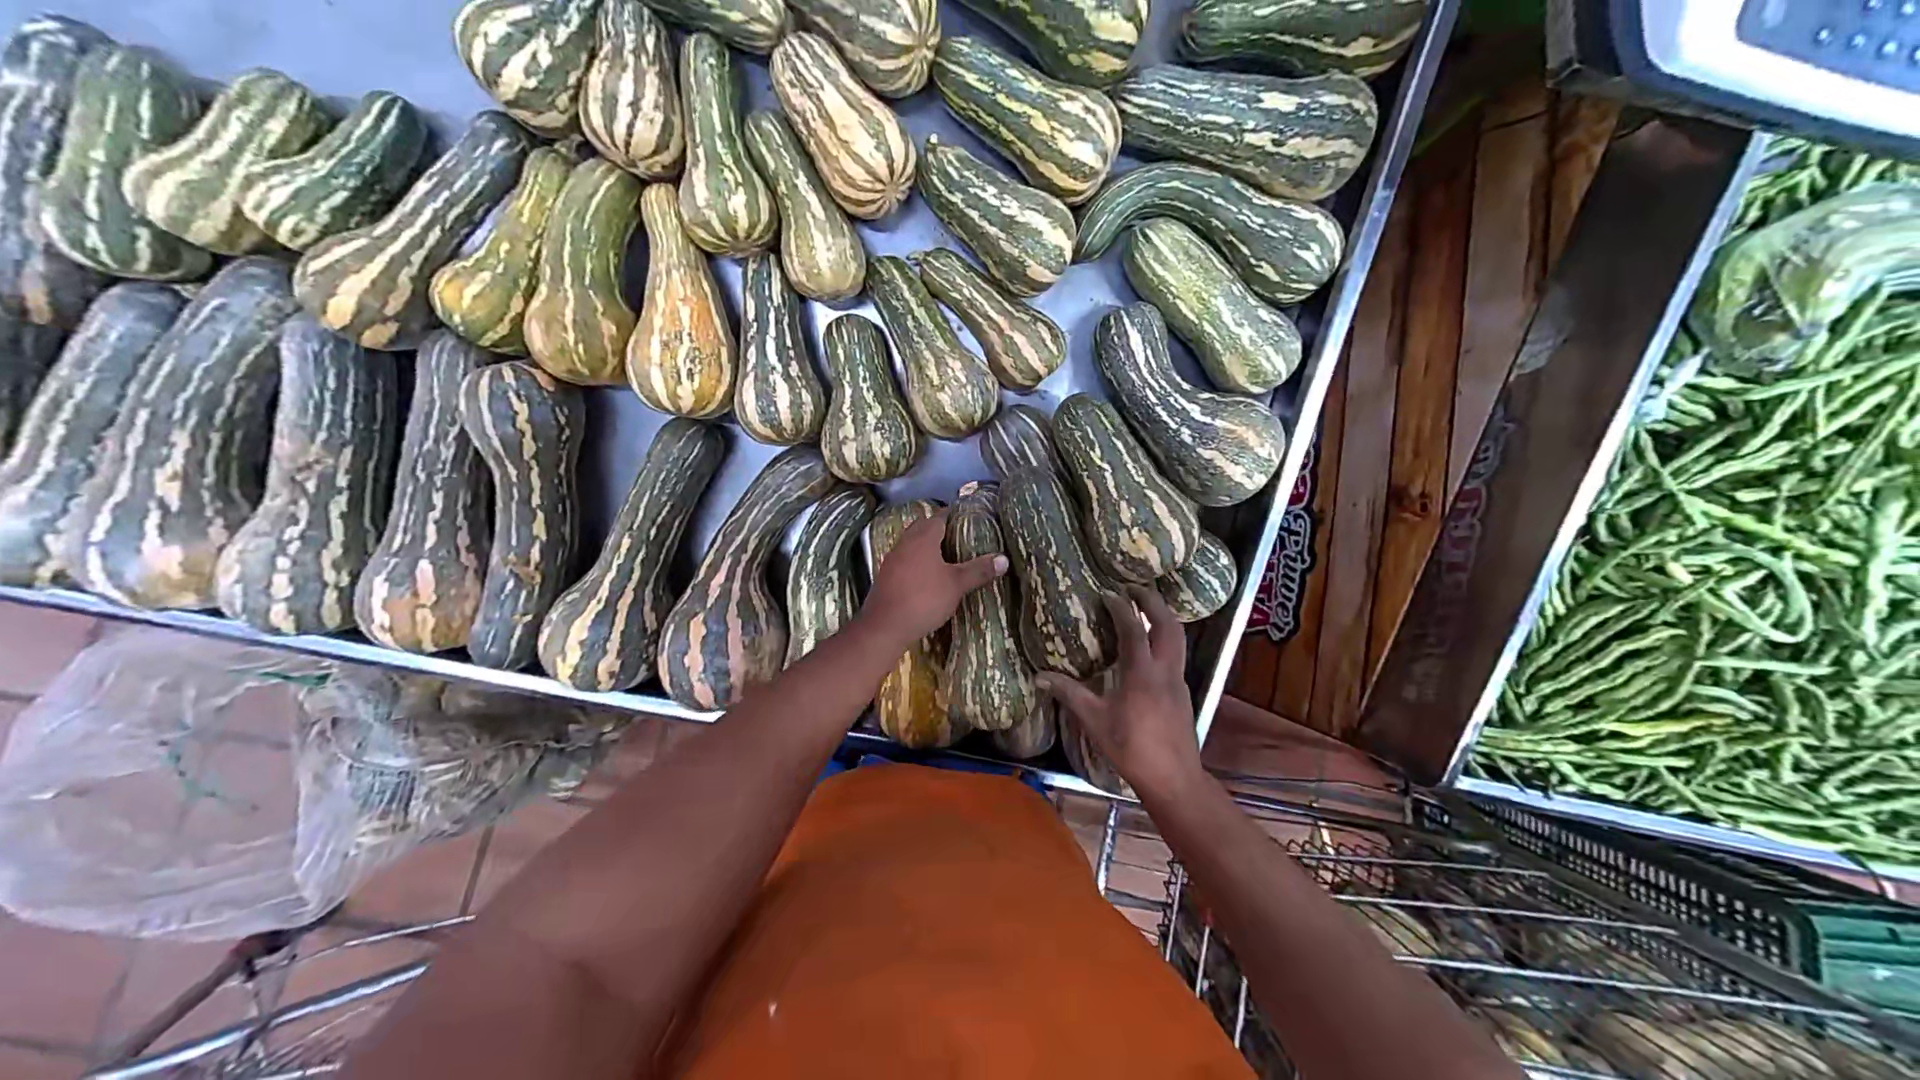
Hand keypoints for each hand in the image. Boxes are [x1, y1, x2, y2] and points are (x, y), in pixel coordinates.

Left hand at [859, 510, 1006, 646]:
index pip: (938, 517)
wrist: (885, 626)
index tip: (965, 519)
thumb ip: (979, 570)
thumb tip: (1004, 559)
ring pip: (911, 545)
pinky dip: (916, 563)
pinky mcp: (885, 577)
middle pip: (922, 528)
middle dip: (938, 530)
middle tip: (957, 537)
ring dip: (925, 547)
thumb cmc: (924, 599)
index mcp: (922, 538)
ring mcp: (891, 560)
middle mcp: (905, 543)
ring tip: (944, 556)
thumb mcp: (956, 584)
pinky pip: (904, 561)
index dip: (951, 516)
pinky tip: (926, 576)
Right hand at [1037, 586, 1204, 800]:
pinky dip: (1165, 639)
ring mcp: (1178, 681)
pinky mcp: (1183, 693)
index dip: (1121, 608)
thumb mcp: (1094, 721)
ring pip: (1178, 638)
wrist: (1174, 778)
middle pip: (1167, 624)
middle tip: (1134, 588)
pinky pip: (1177, 654)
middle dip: (1153, 602)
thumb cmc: (1131, 749)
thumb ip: (1069, 694)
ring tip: (1144, 609)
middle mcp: (1165, 670)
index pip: (1134, 628)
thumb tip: (1039, 677)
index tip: (1108, 594)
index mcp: (1142, 673)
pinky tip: (1150, 648)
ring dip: (1163, 618)